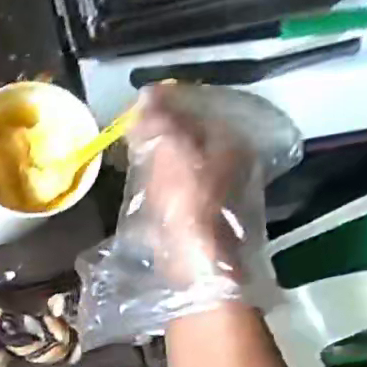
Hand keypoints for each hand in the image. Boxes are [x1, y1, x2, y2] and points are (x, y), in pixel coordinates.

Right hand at [127, 83, 258, 292]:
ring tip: (134, 158)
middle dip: (164, 128)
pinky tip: (148, 190)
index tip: (135, 105)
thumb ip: (160, 123)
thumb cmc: (187, 208)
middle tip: (132, 131)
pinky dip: (166, 181)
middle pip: (194, 134)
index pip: (196, 106)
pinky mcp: (209, 219)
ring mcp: (225, 192)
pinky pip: (185, 187)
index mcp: (230, 140)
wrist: (201, 269)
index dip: (165, 101)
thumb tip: (147, 96)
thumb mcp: (169, 156)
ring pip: (190, 161)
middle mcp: (234, 161)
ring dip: (163, 156)